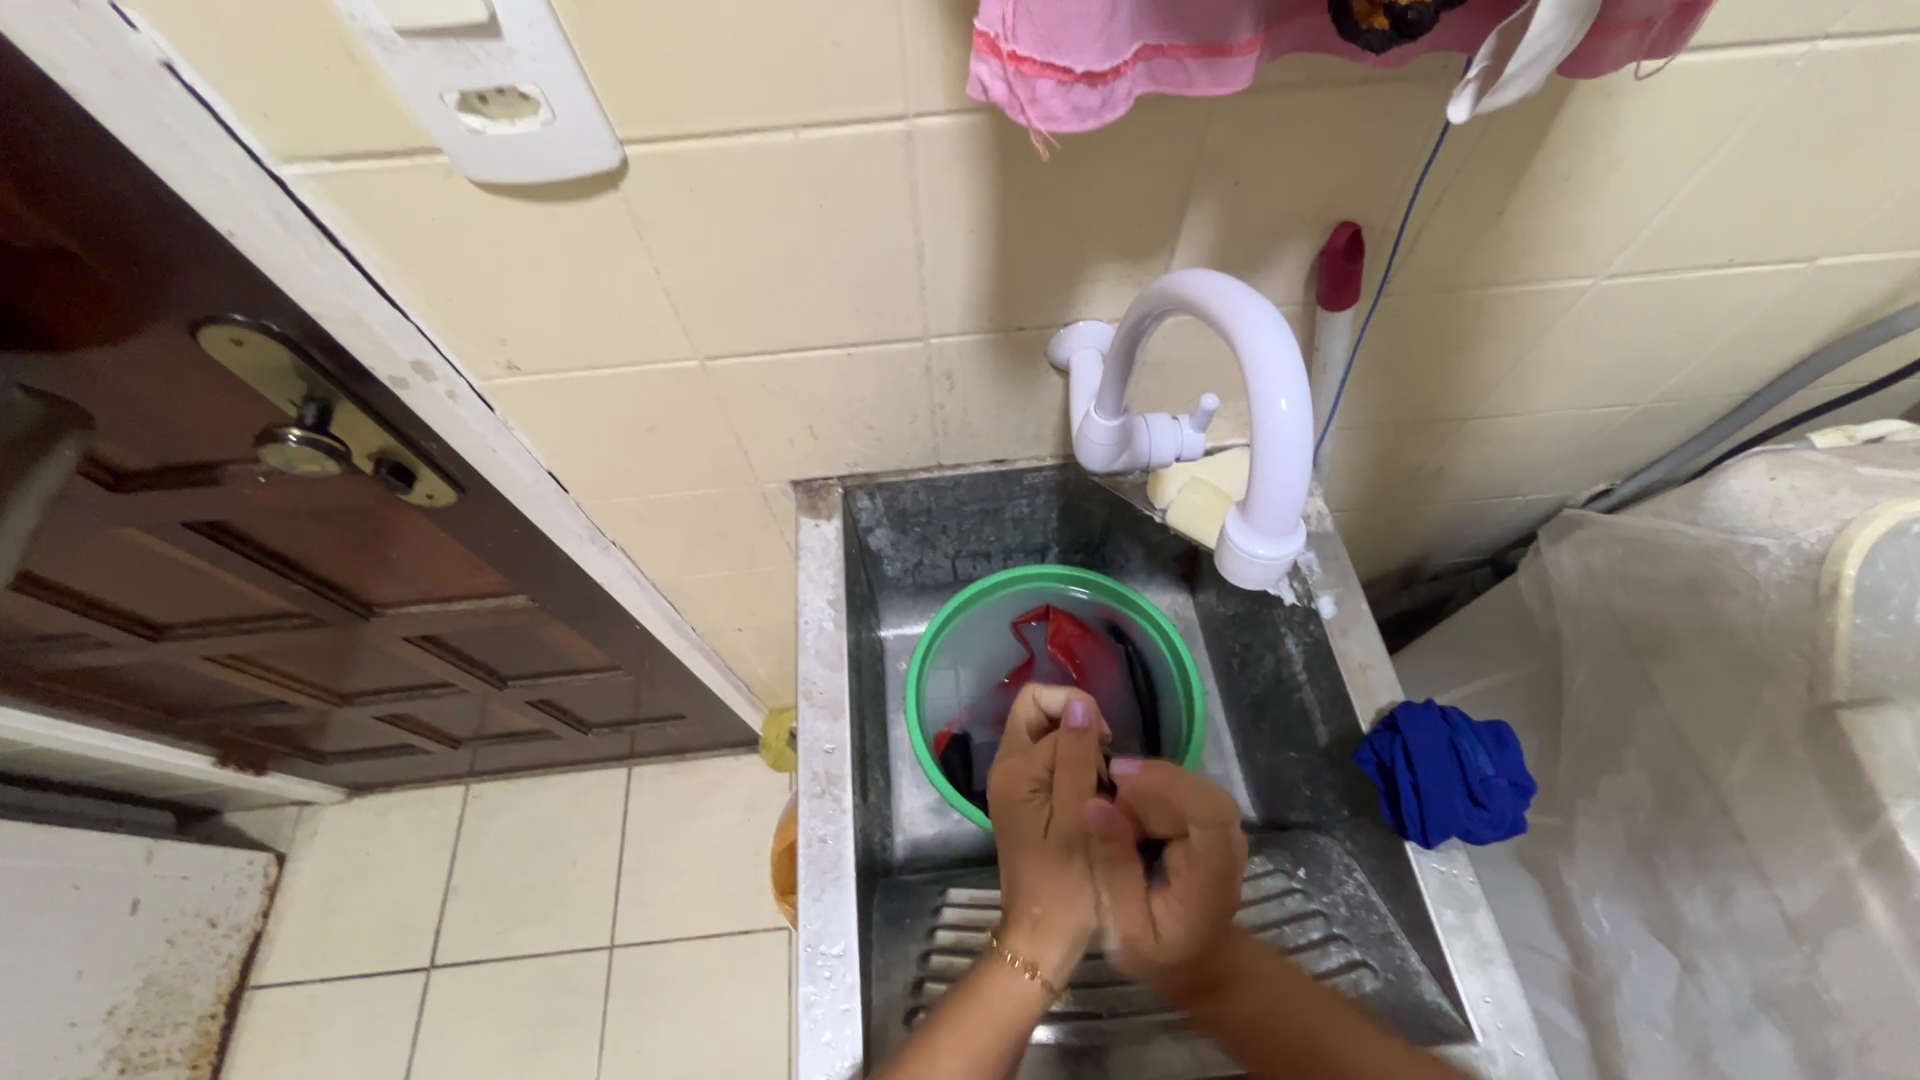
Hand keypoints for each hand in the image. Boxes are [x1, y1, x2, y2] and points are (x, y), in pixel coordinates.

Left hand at [986, 683, 1109, 985]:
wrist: (1043, 937)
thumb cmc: (1065, 882)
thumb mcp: (1076, 817)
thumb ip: (1075, 757)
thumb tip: (1079, 703)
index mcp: (1013, 767)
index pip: (1048, 709)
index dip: (1083, 720)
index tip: (1110, 756)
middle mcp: (1006, 767)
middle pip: (1036, 710)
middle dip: (1075, 719)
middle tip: (1105, 755)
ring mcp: (1014, 784)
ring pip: (1044, 734)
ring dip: (1077, 744)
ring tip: (1101, 780)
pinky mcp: (1026, 800)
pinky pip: (1047, 760)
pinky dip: (1073, 764)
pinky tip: (1093, 793)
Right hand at [1083, 759, 1248, 1001]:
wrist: (1197, 959)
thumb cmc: (1160, 952)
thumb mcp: (1123, 927)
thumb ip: (1112, 869)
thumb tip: (1094, 804)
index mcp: (1213, 876)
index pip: (1211, 812)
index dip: (1168, 782)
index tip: (1117, 774)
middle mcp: (1226, 842)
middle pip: (1188, 789)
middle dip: (1137, 791)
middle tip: (1099, 817)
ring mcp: (1217, 826)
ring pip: (1175, 784)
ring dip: (1134, 796)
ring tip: (1110, 833)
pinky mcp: (1203, 817)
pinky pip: (1169, 790)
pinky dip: (1138, 798)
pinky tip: (1122, 827)